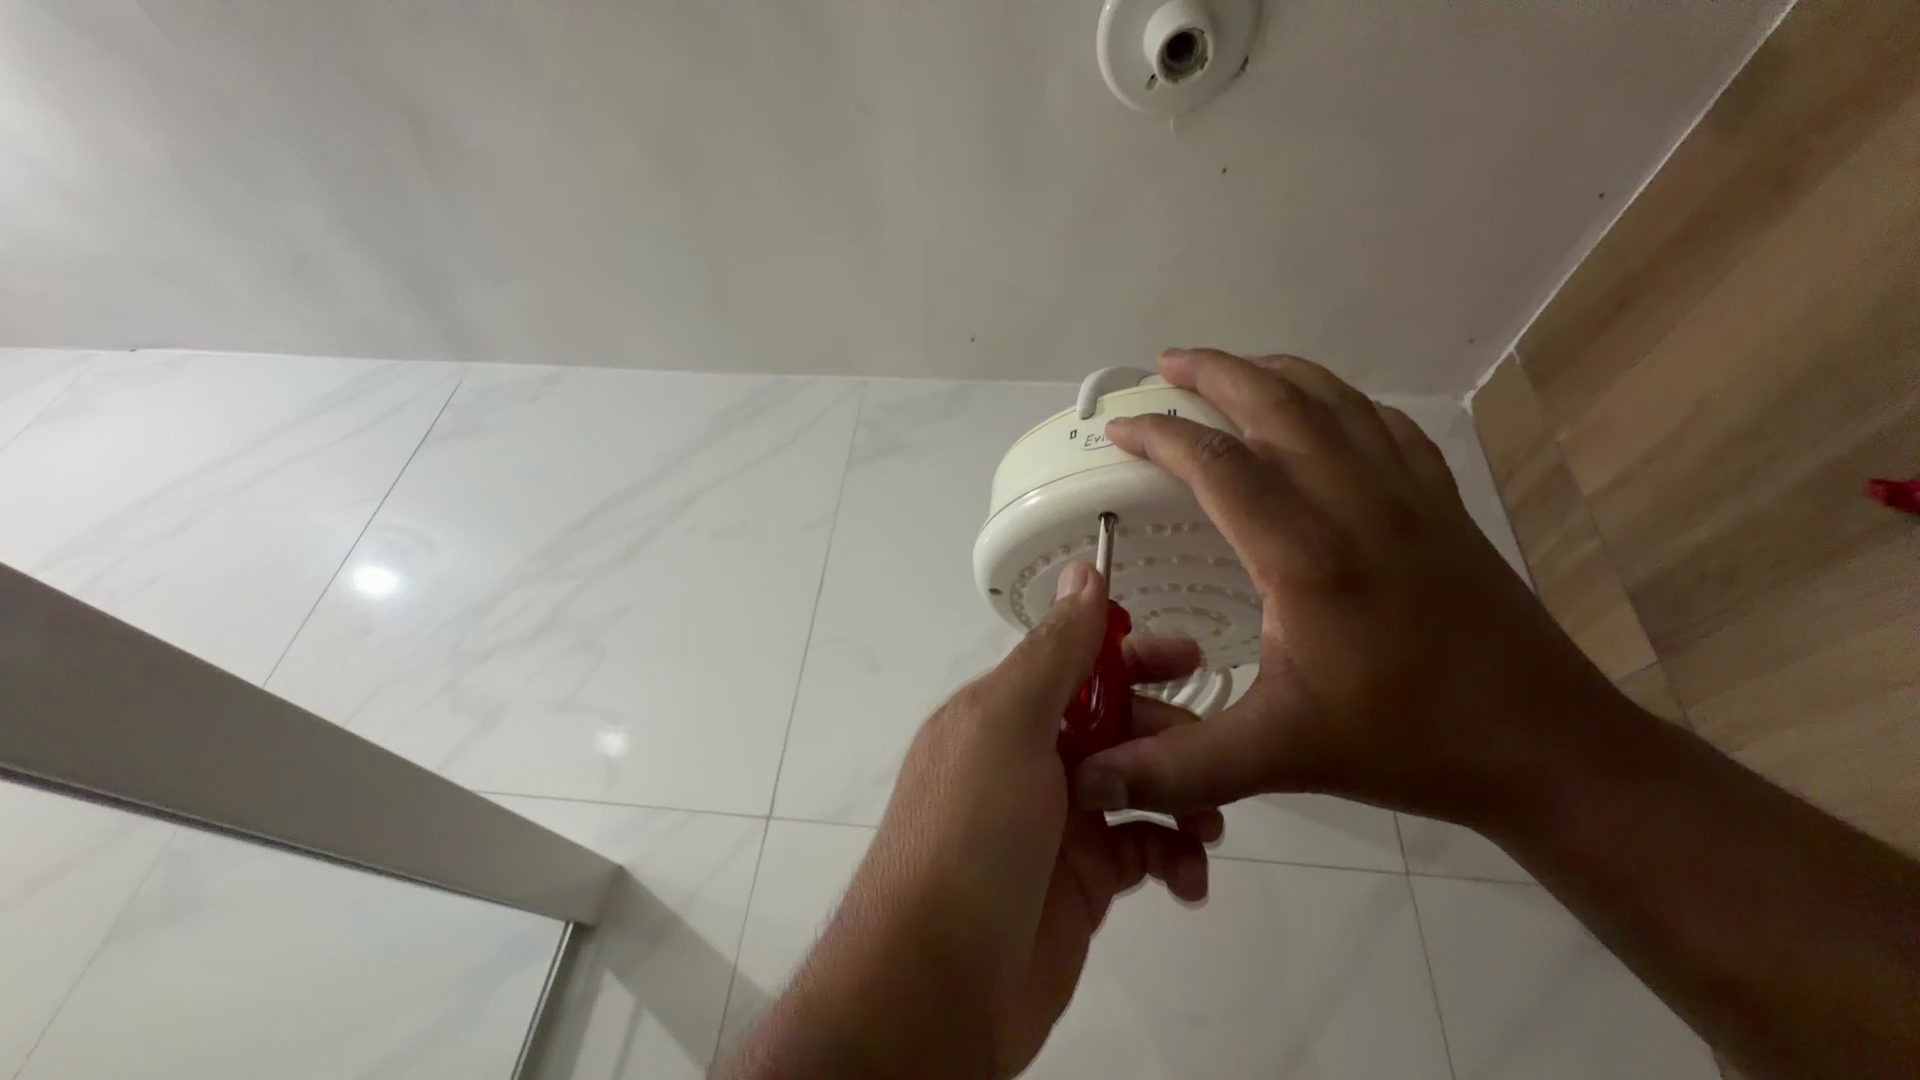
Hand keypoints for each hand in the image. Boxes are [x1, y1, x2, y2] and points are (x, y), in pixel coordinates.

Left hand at [843, 561, 1218, 1075]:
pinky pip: (1147, 847)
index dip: (1136, 654)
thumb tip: (1084, 571)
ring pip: (1144, 784)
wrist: (938, 984)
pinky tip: (1187, 876)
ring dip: (1185, 796)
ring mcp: (1062, 820)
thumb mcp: (1005, 727)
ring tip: (1206, 827)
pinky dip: (1174, 854)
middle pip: (1122, 723)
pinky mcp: (1088, 878)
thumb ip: (1054, 652)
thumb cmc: (969, 839)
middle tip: (1214, 760)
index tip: (1194, 658)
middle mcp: (1032, 757)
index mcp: (1005, 712)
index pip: (1080, 661)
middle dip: (1172, 735)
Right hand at [1072, 348, 1620, 825]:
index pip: (1218, 464)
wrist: (1546, 746)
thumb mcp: (1278, 758)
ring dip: (1277, 374)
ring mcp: (1410, 497)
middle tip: (1167, 364)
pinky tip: (1328, 413)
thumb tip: (1089, 784)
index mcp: (1306, 554)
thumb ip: (1177, 768)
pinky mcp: (1444, 507)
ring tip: (1234, 370)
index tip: (1121, 429)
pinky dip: (1344, 401)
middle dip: (1216, 372)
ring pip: (1337, 401)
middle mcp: (1356, 504)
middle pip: (1278, 403)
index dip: (1162, 437)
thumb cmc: (1405, 743)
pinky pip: (1387, 427)